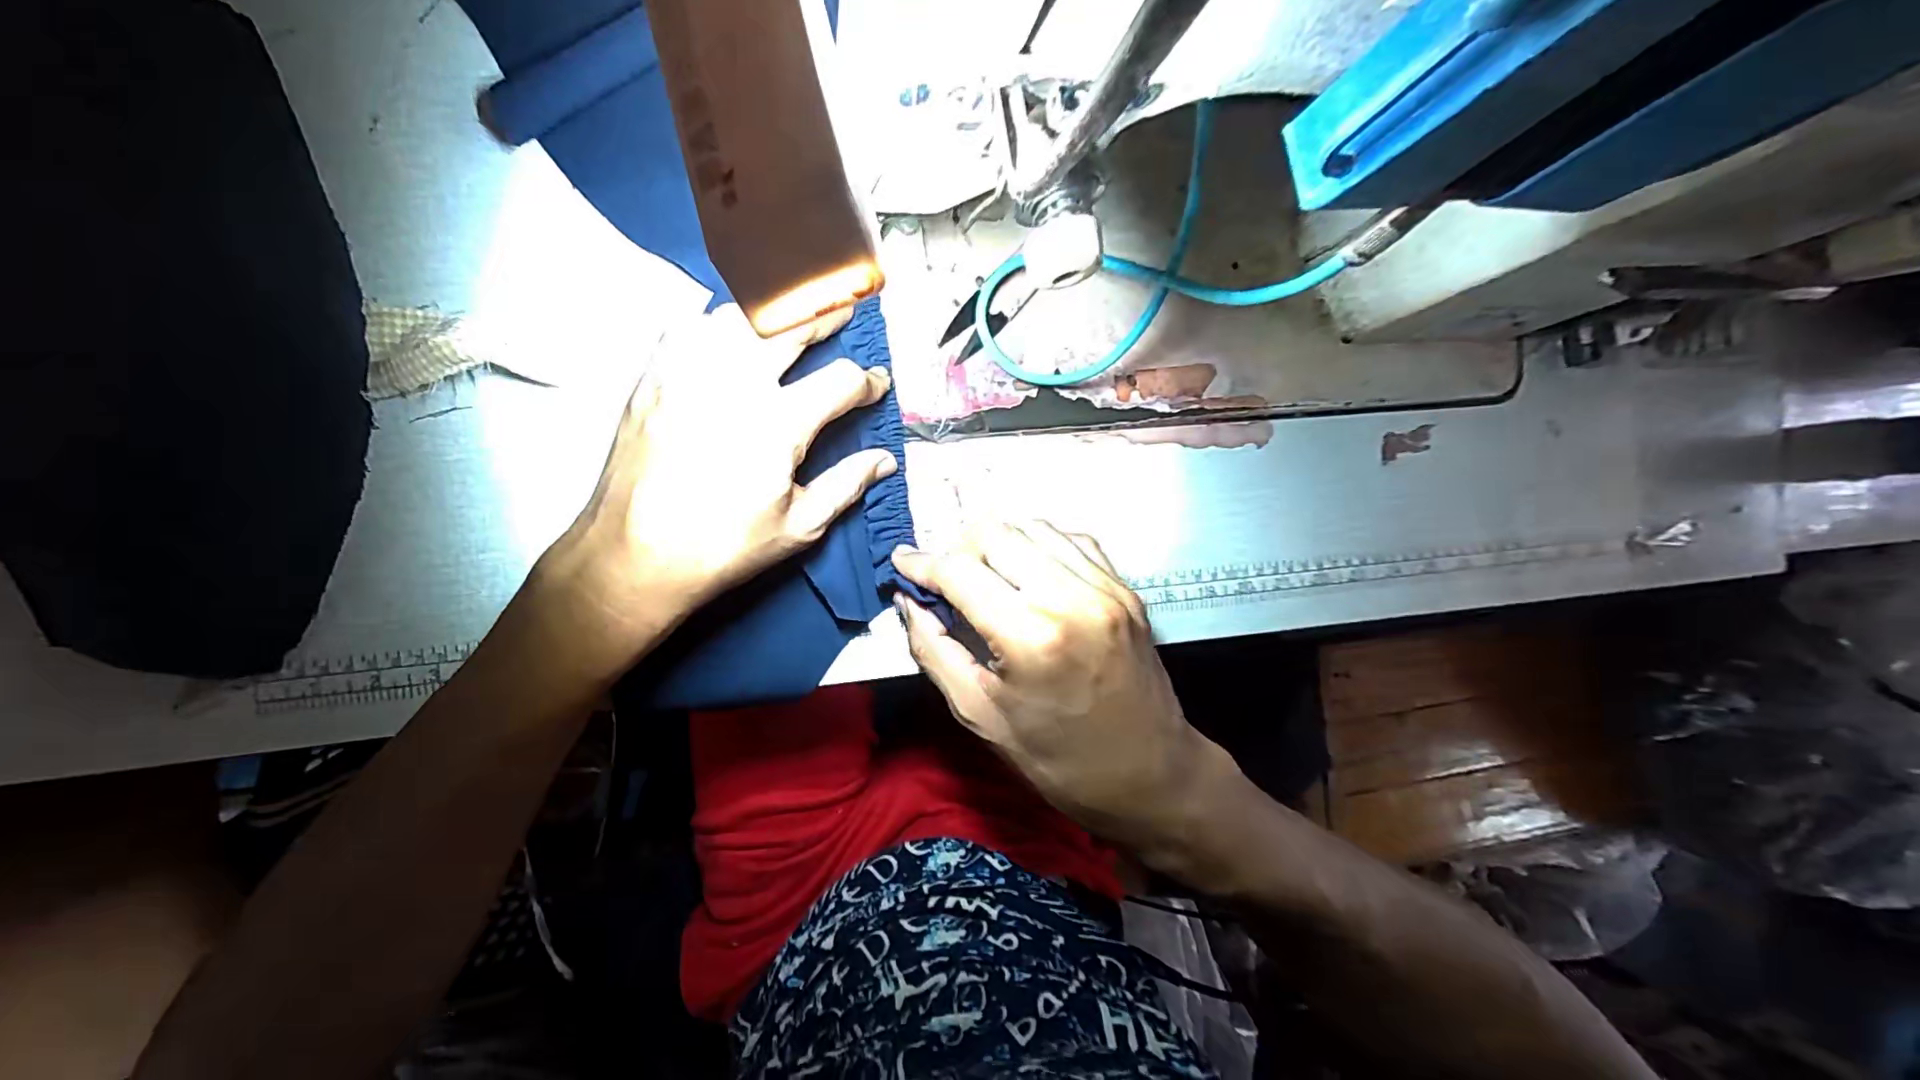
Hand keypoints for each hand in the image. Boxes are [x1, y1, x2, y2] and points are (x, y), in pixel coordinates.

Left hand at [526, 305, 896, 679]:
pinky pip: (688, 327)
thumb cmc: (722, 547)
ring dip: (772, 313)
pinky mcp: (654, 378)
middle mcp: (735, 384)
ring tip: (788, 318)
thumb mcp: (799, 526)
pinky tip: (727, 332)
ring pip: (739, 316)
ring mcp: (688, 375)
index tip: (876, 386)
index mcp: (779, 423)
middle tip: (843, 312)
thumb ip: (846, 485)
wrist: (635, 554)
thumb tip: (883, 462)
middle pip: (793, 328)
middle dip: (827, 317)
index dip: (869, 382)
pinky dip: (715, 321)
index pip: (842, 381)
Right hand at [891, 521, 1235, 851]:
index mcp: (1031, 636)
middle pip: (996, 533)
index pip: (960, 571)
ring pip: (1034, 527)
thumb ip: (935, 650)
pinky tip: (1028, 574)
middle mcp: (1071, 597)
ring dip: (998, 544)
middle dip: (958, 549)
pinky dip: (1040, 547)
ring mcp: (1106, 588)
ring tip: (985, 576)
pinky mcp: (1125, 589)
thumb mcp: (980, 715)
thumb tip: (908, 602)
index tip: (902, 563)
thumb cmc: (1058, 759)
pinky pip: (1072, 541)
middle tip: (946, 580)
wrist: (1149, 775)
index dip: (921, 563)